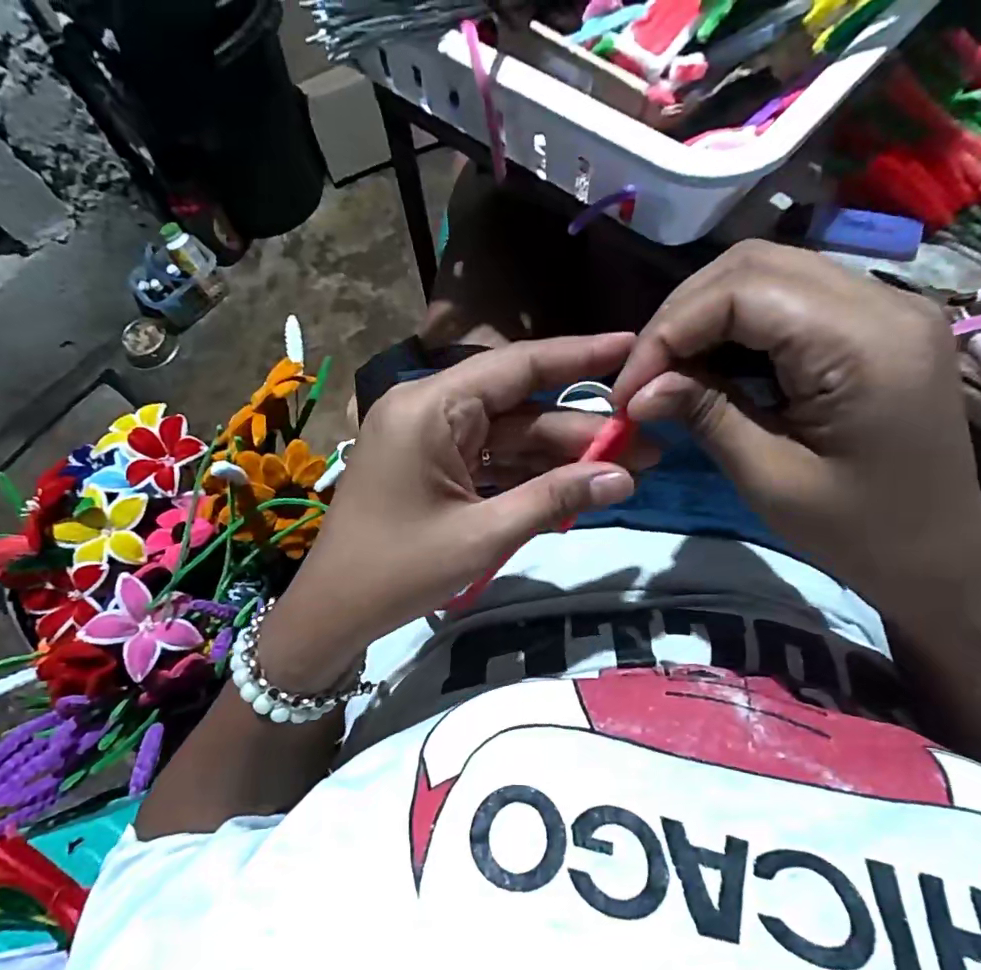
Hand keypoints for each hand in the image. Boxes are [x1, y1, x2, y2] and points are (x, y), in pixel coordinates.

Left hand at [259, 334, 656, 687]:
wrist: (334, 611)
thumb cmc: (399, 570)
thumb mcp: (483, 535)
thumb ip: (554, 499)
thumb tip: (623, 478)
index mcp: (431, 407)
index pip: (517, 366)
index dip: (579, 355)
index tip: (632, 346)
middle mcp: (429, 409)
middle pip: (520, 406)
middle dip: (581, 429)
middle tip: (646, 446)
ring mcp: (429, 438)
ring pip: (508, 435)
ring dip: (560, 455)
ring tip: (624, 471)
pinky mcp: (431, 466)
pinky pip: (489, 458)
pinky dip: (527, 473)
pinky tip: (574, 486)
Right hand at [611, 241, 980, 610]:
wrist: (939, 557)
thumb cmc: (859, 533)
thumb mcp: (771, 479)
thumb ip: (707, 416)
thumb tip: (641, 389)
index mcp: (862, 342)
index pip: (743, 290)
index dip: (671, 330)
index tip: (630, 389)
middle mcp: (883, 301)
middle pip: (755, 264)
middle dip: (683, 315)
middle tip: (645, 376)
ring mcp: (887, 305)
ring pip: (772, 271)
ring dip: (709, 315)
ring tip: (671, 371)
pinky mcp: (879, 322)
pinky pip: (795, 297)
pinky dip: (742, 324)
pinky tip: (716, 364)